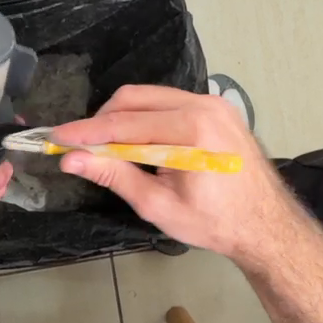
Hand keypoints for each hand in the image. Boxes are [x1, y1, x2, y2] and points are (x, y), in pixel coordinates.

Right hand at [51, 84, 298, 268]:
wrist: (266, 225)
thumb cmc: (213, 222)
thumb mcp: (157, 204)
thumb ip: (113, 175)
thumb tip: (71, 160)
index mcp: (190, 130)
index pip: (123, 124)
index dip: (85, 132)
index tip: (56, 138)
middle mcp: (202, 106)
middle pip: (133, 99)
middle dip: (101, 121)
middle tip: (81, 148)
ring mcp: (212, 103)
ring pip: (148, 97)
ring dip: (121, 118)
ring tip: (107, 149)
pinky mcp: (216, 108)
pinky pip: (167, 102)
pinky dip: (144, 118)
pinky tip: (137, 143)